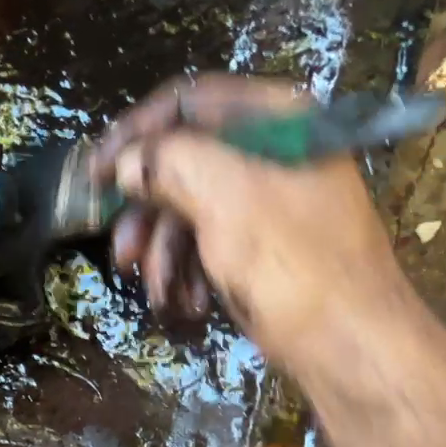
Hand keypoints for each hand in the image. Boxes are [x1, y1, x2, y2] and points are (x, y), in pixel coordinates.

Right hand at [92, 74, 404, 366]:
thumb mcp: (226, 201)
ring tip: (160, 293)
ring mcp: (267, 199)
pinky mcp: (262, 242)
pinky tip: (188, 303)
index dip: (134, 134)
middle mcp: (271, 149)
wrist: (350, 345)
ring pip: (187, 210)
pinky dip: (188, 272)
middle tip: (122, 254)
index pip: (187, 101)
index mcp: (275, 119)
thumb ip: (170, 164)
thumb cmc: (292, 267)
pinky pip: (207, 241)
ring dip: (163, 254)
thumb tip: (127, 161)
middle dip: (147, 214)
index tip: (95, 174)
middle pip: (181, 163)